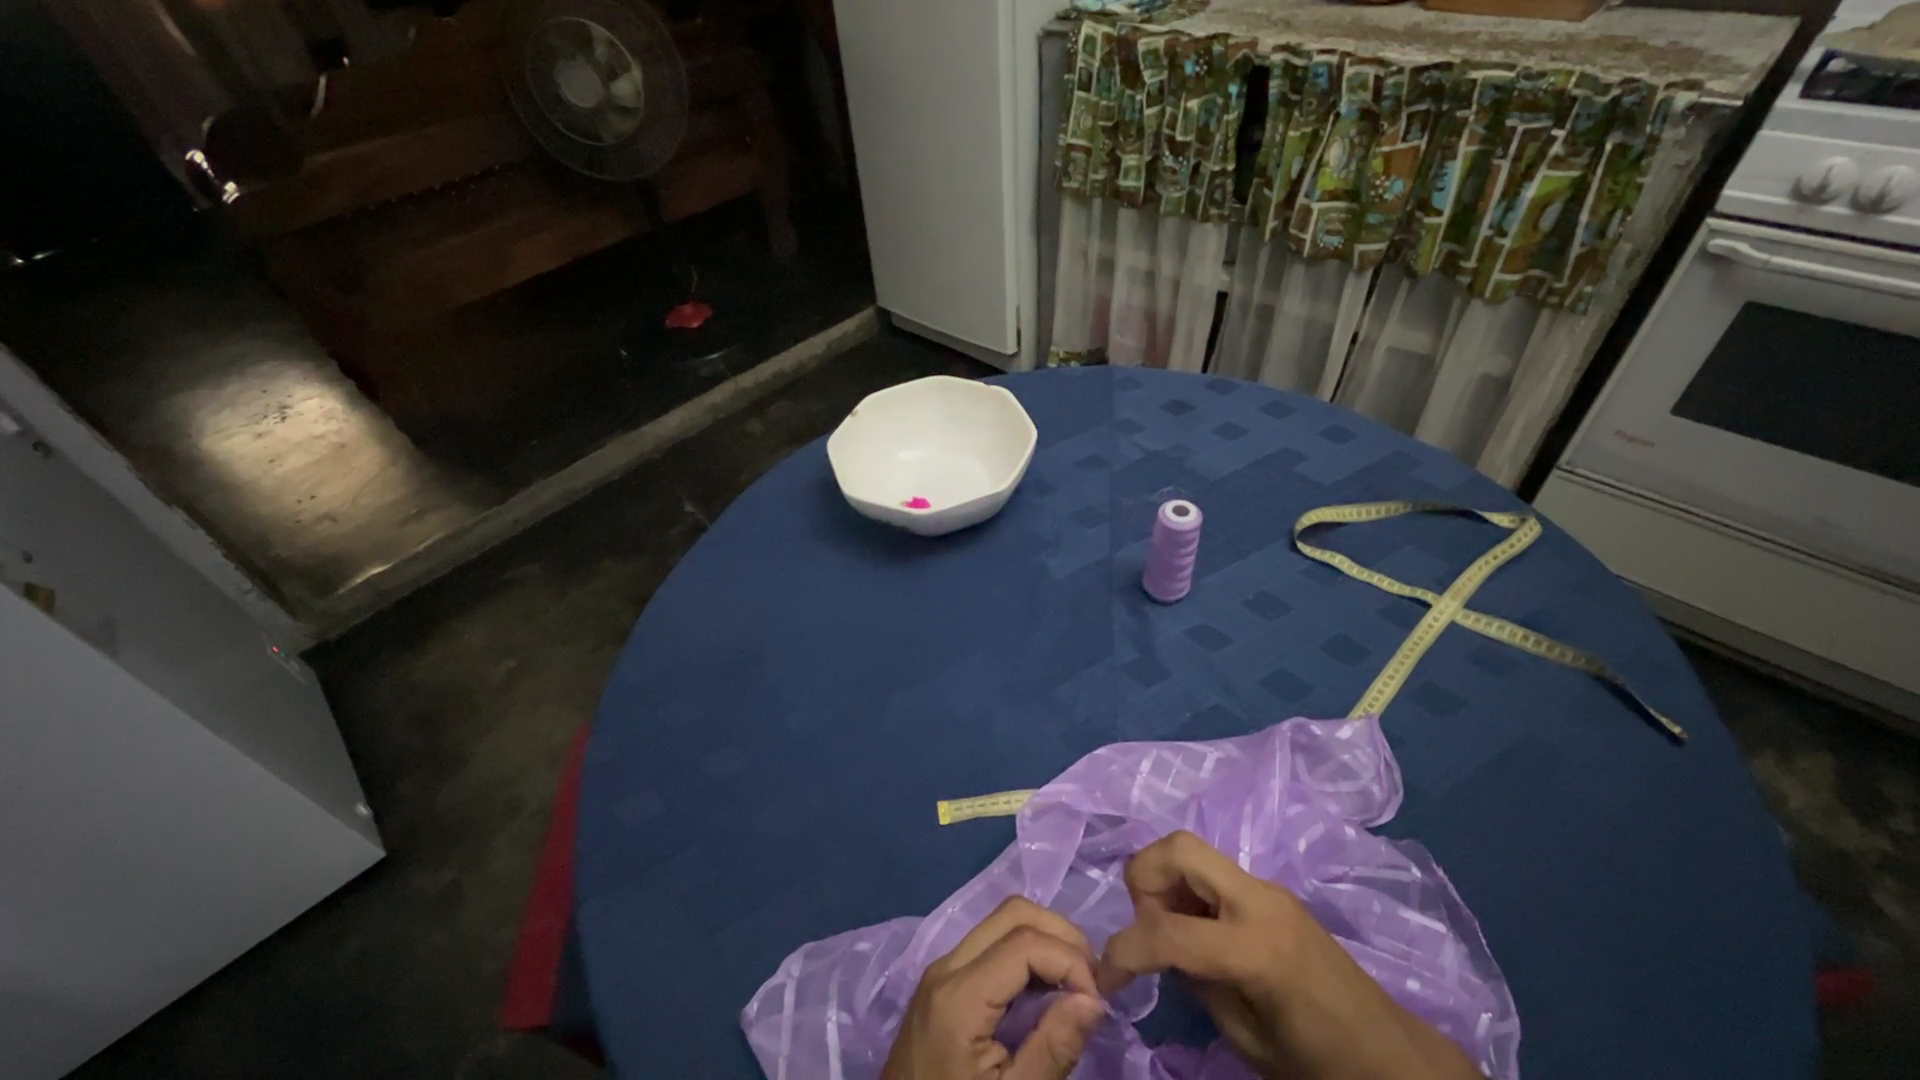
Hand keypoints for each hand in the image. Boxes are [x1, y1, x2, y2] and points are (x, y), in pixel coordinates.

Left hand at [882, 896, 1107, 1079]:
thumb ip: (1053, 1049)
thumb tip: (1094, 1000)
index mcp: (958, 997)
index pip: (1025, 942)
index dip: (1071, 961)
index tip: (1096, 1002)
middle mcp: (945, 967)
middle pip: (1013, 913)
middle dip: (1061, 936)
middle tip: (1091, 982)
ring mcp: (941, 970)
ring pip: (1001, 920)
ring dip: (1045, 938)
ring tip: (1075, 984)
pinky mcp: (943, 981)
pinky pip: (989, 942)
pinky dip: (1026, 950)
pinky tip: (1046, 987)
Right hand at [1100, 831, 1480, 1079]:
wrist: (1388, 1054)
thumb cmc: (1318, 1061)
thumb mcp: (1247, 1039)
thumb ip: (1196, 983)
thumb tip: (1161, 952)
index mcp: (1256, 948)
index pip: (1166, 930)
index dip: (1122, 951)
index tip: (1105, 977)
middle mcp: (1260, 901)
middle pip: (1178, 848)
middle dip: (1142, 879)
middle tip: (1144, 927)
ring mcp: (1268, 889)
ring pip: (1192, 852)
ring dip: (1164, 882)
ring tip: (1169, 934)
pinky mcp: (1271, 894)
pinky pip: (1213, 874)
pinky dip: (1187, 891)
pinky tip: (1196, 934)